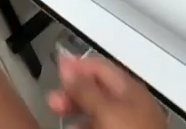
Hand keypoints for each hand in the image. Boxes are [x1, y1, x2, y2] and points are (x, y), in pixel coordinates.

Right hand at [47, 52, 167, 128]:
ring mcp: (131, 121)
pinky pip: (102, 124)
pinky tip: (76, 128)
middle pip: (97, 87)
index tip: (57, 66)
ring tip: (61, 116)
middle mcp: (132, 102)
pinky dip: (86, 124)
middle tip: (53, 99)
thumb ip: (85, 87)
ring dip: (77, 110)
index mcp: (130, 87)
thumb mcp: (105, 109)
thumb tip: (66, 63)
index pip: (99, 65)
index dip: (76, 63)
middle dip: (72, 90)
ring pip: (98, 109)